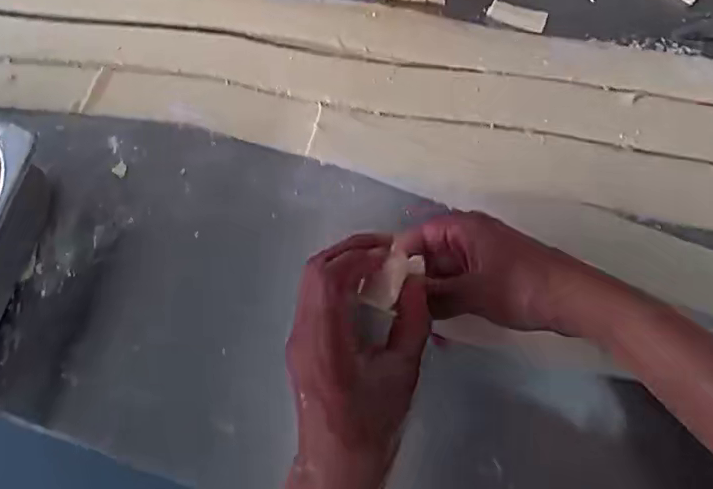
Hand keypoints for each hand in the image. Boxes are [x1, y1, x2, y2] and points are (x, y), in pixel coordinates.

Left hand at [285, 233, 430, 488]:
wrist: (336, 466)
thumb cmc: (372, 424)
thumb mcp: (402, 373)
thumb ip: (412, 322)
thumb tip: (416, 280)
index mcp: (324, 344)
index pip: (330, 279)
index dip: (360, 256)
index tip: (390, 253)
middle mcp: (302, 334)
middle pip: (315, 270)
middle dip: (351, 249)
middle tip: (384, 247)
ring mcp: (296, 337)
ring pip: (311, 279)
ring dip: (342, 260)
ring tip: (376, 260)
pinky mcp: (299, 341)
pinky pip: (313, 294)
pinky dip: (336, 277)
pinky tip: (362, 283)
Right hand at [392, 211, 618, 336]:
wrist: (571, 297)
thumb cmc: (520, 286)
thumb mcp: (473, 293)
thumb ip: (435, 295)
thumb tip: (403, 298)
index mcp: (461, 227)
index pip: (416, 235)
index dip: (398, 258)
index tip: (380, 286)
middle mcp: (467, 235)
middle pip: (429, 254)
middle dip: (414, 282)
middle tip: (395, 313)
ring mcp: (481, 254)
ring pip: (444, 272)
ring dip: (432, 296)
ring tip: (416, 326)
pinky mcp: (492, 274)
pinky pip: (461, 283)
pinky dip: (450, 301)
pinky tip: (442, 330)